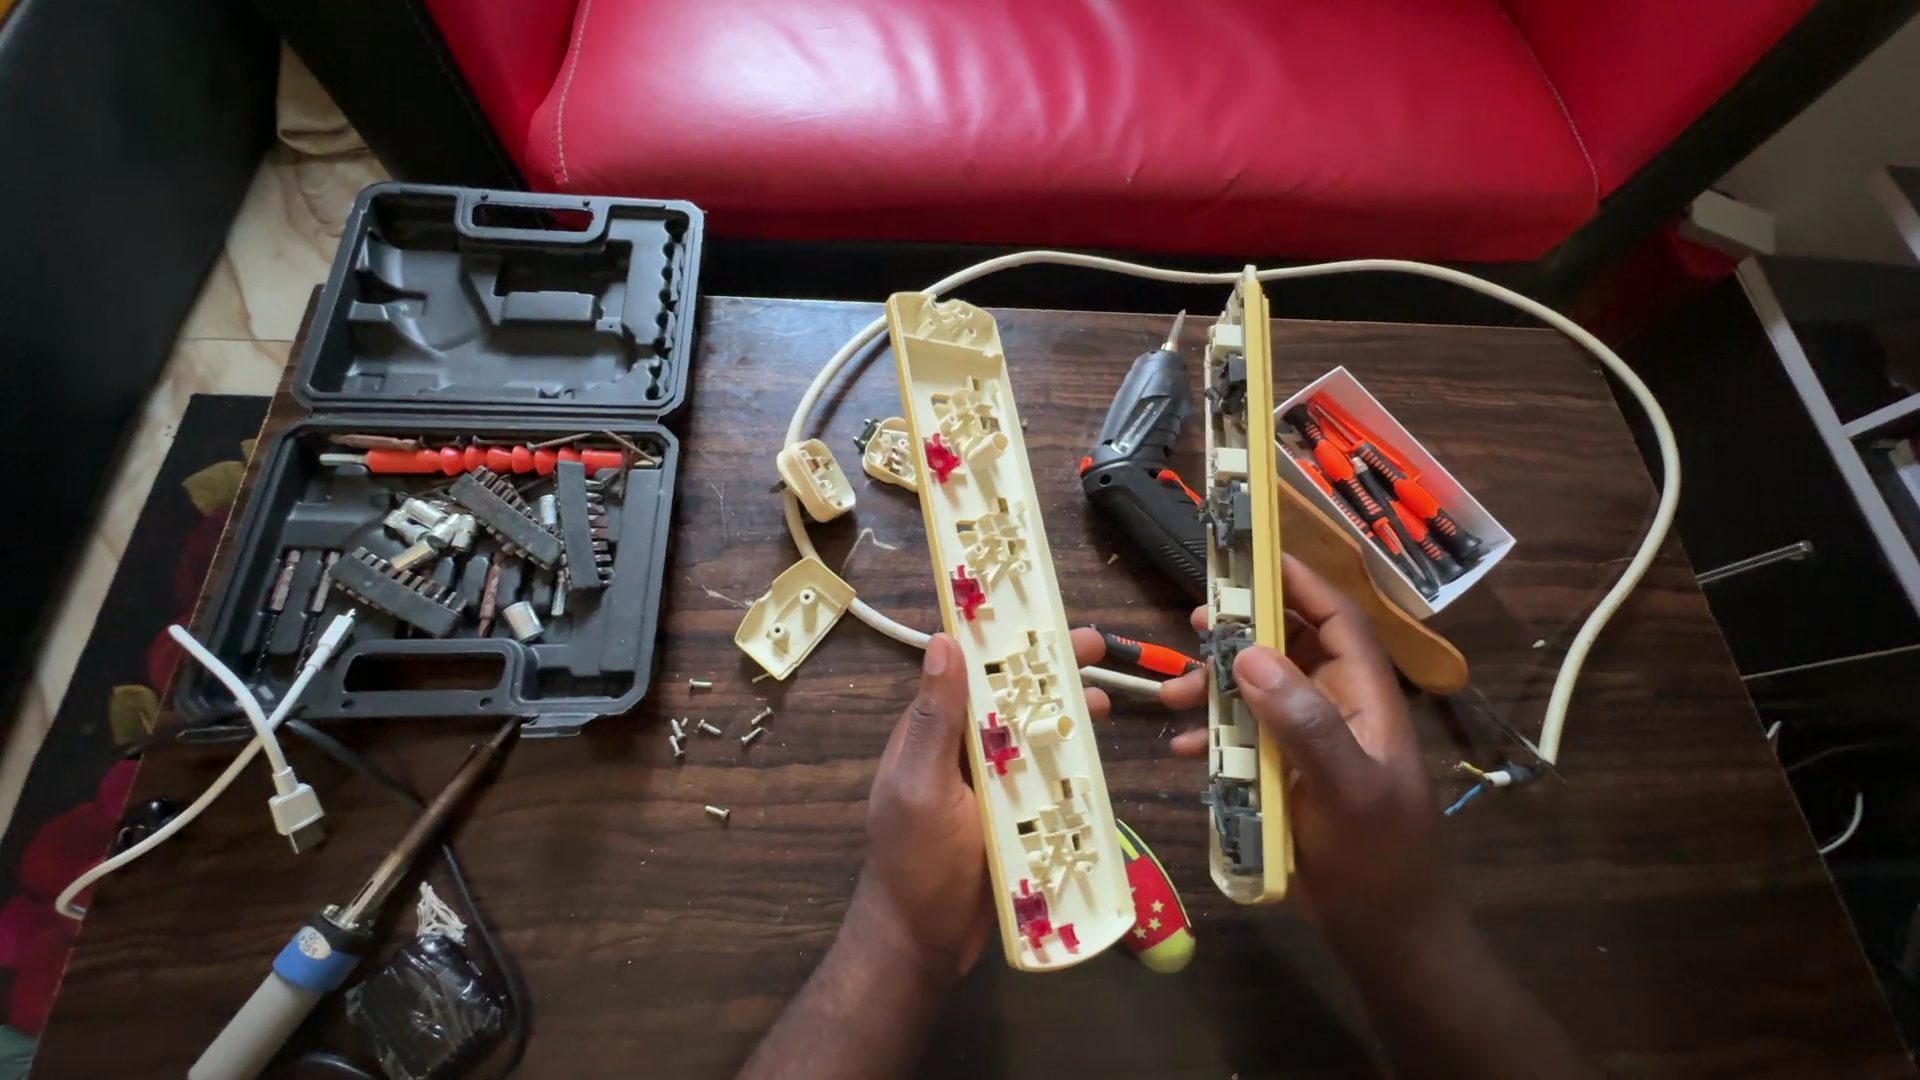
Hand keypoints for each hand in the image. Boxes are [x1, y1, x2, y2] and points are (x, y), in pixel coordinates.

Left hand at [852, 632, 1111, 982]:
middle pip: (1008, 695)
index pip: (968, 668)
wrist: (923, 942)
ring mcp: (989, 780)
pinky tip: (1095, 751)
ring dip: (1064, 710)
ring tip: (1103, 695)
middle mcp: (961, 747)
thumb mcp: (920, 787)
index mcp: (933, 731)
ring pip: (1030, 731)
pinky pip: (1043, 773)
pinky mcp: (1013, 810)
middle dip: (1047, 669)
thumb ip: (933, 720)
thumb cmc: (916, 862)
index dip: (1002, 639)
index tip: (1039, 614)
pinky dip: (1068, 756)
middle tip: (1096, 646)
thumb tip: (943, 641)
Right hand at [1156, 555, 1460, 961]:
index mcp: (1365, 701)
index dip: (1302, 584)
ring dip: (1215, 687)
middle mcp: (1337, 710)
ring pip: (1259, 690)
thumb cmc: (1378, 862)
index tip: (1256, 556)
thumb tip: (1250, 655)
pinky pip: (1243, 735)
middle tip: (1197, 625)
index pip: (1338, 623)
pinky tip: (1184, 746)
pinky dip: (1213, 733)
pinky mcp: (1285, 771)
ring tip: (1174, 697)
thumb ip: (1303, 721)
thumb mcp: (1344, 789)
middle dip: (1242, 633)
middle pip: (1289, 648)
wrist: (1386, 938)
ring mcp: (1309, 742)